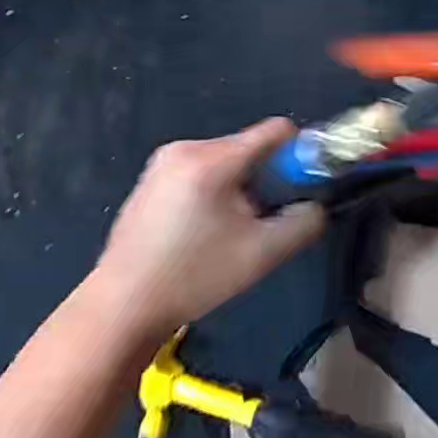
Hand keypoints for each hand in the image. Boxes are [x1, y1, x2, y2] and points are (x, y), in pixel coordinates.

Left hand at [90, 118, 324, 341]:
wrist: (121, 307)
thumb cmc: (195, 277)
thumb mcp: (264, 253)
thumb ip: (305, 221)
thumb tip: (315, 205)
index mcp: (212, 159)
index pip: (276, 130)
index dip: (299, 154)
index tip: (297, 189)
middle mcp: (186, 148)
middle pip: (251, 147)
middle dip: (266, 179)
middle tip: (260, 220)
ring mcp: (163, 162)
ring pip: (227, 161)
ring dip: (241, 188)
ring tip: (229, 230)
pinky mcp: (151, 179)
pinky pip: (202, 171)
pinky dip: (216, 192)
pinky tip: (203, 231)